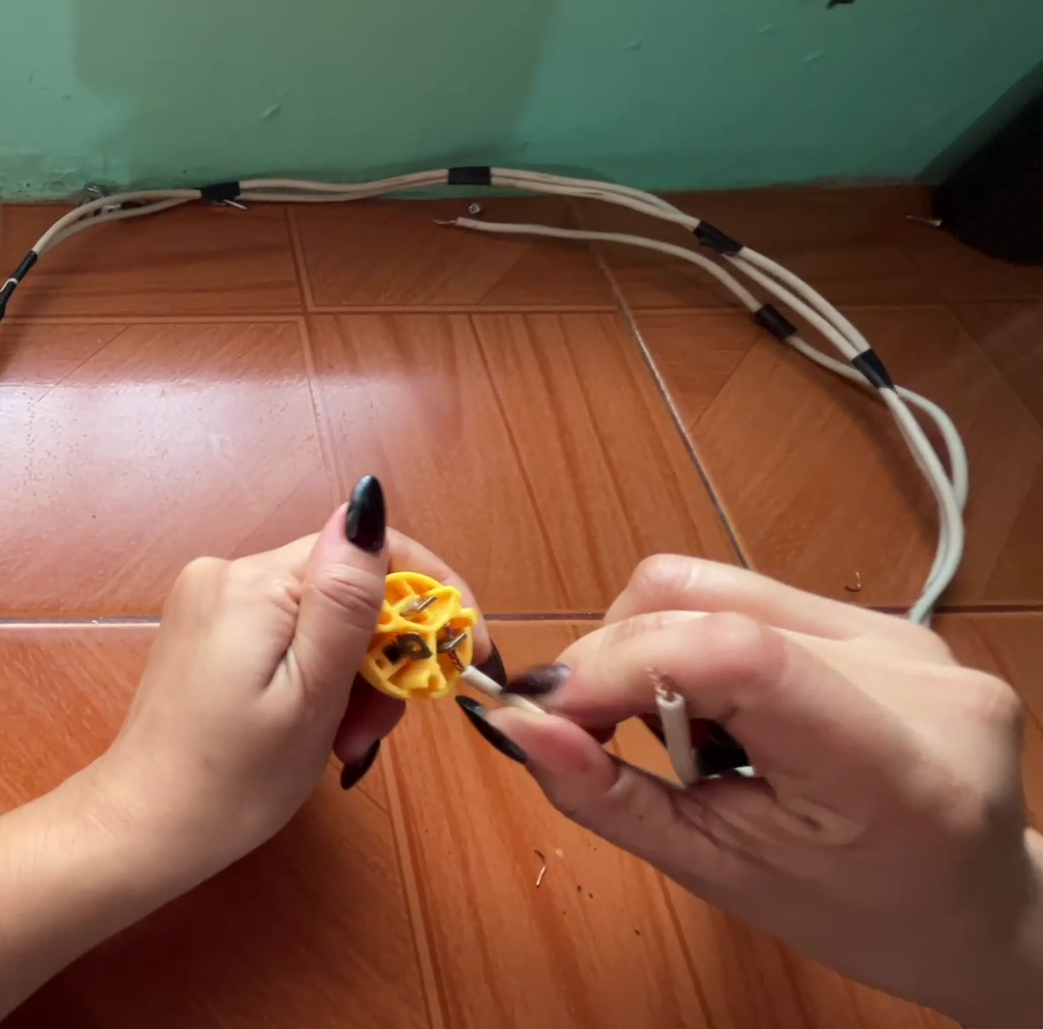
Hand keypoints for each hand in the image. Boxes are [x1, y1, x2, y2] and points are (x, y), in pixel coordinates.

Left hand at [79, 476, 492, 882]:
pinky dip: (311, 670)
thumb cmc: (235, 777)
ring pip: (316, 614)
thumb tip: (363, 505)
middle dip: (380, 653)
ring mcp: (208, 599)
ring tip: (342, 739)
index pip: (364, 548)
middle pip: (340, 587)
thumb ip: (343, 600)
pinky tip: (309, 720)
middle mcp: (225, 573)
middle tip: (375, 728)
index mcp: (253, 582)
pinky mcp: (202, 626)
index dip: (427, 594)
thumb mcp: (310, 693)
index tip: (464, 655)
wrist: (147, 822)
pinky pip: (281, 629)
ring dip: (348, 672)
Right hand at [483, 555, 1042, 1025]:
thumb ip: (602, 793)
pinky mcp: (865, 615)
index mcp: (892, 768)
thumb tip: (511, 720)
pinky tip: (701, 698)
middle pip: (687, 602)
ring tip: (660, 719)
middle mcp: (906, 673)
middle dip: (604, 659)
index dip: (614, 663)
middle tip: (590, 727)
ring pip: (689, 583)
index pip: (732, 654)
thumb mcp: (710, 870)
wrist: (982, 907)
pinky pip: (716, 589)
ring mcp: (892, 632)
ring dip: (633, 643)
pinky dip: (668, 637)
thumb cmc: (850, 910)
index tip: (551, 709)